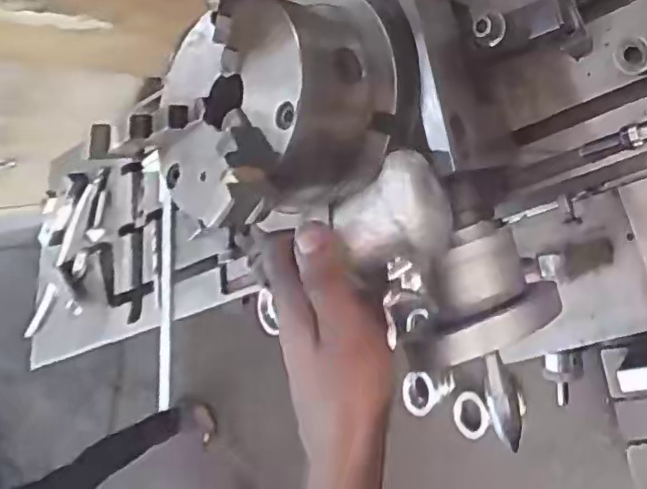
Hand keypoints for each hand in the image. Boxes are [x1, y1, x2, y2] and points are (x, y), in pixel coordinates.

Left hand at [264, 222, 393, 484]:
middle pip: (294, 266)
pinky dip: (344, 288)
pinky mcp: (322, 348)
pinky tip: (368, 291)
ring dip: (333, 263)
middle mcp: (292, 316)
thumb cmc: (350, 384)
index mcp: (292, 306)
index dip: (294, 224)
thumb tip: (309, 229)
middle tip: (346, 220)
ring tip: (362, 248)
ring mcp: (305, 335)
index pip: (278, 252)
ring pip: (312, 284)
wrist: (349, 443)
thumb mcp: (343, 321)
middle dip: (315, 241)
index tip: (319, 203)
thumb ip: (326, 277)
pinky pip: (328, 304)